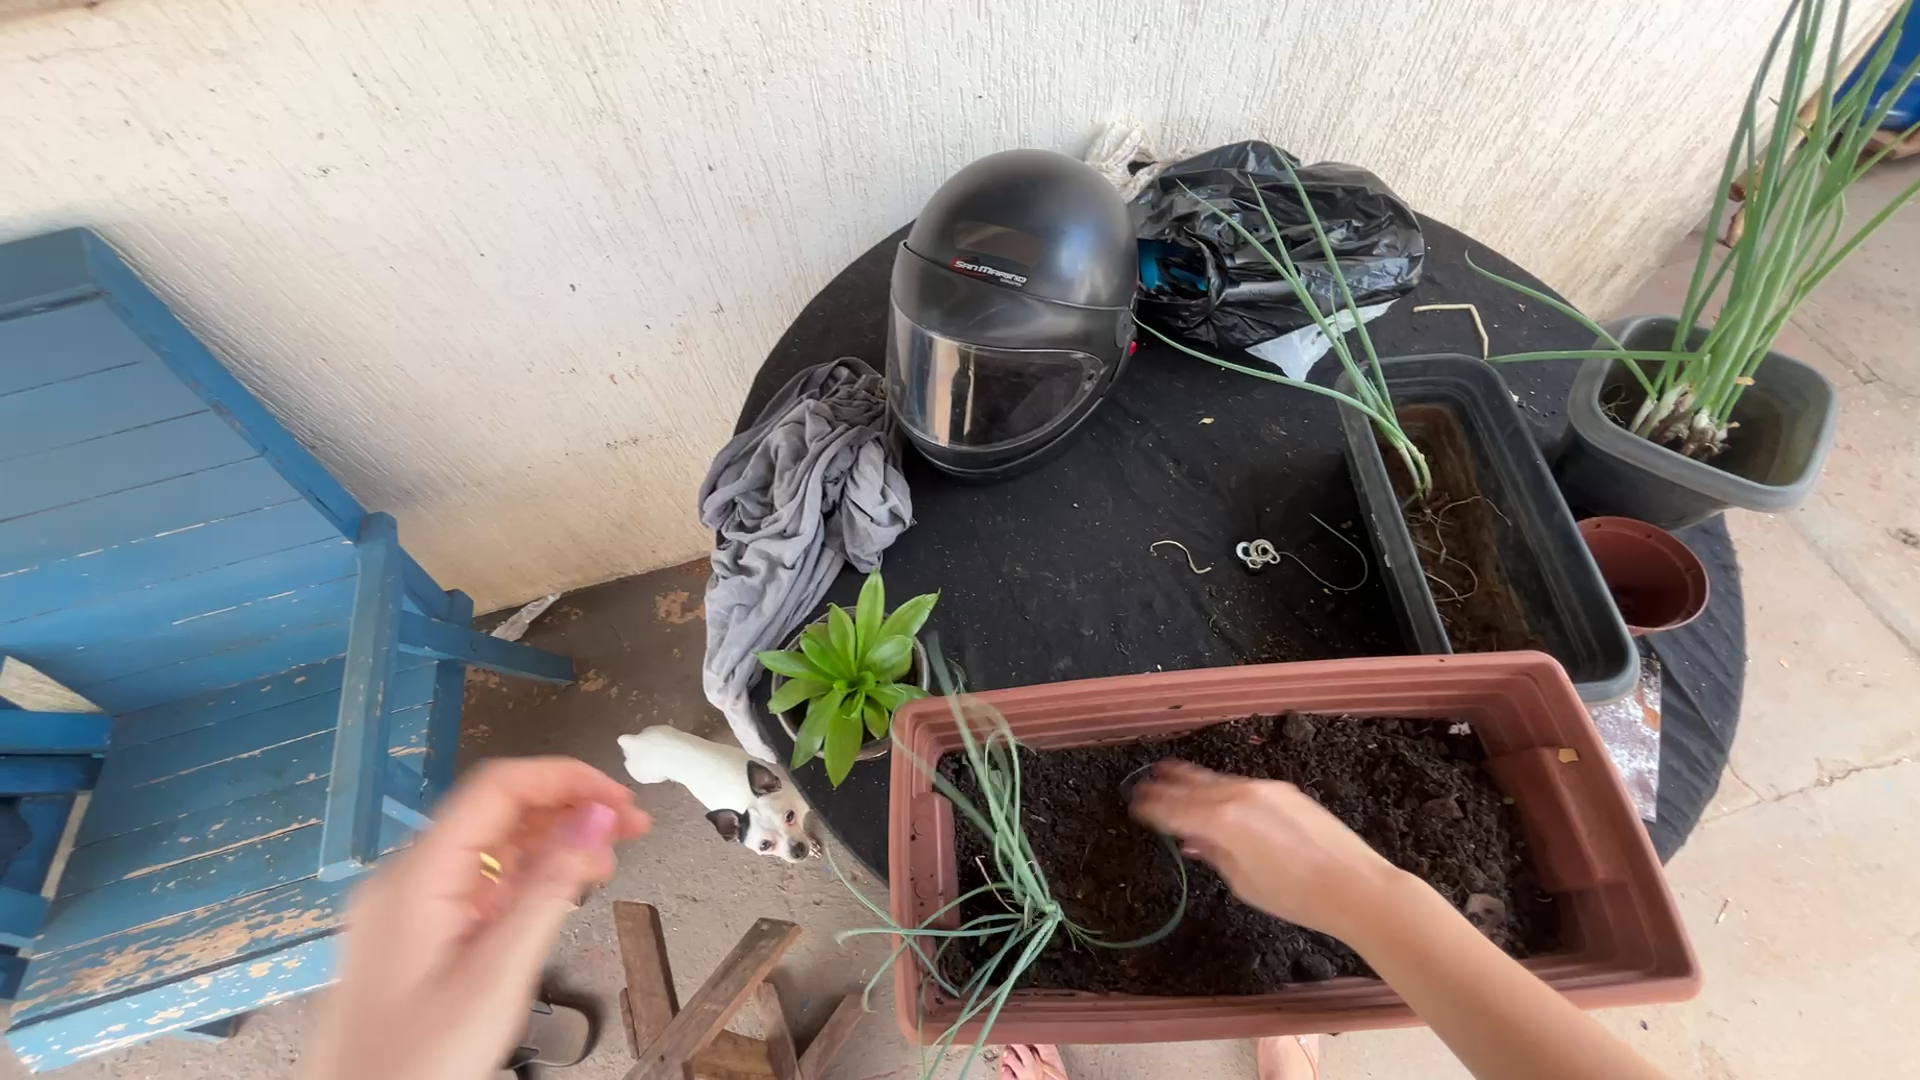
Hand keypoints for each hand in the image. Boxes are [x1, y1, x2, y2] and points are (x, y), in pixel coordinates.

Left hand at [304, 757, 650, 1079]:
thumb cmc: (422, 1066)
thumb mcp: (498, 975)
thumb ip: (550, 887)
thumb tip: (597, 817)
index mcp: (417, 877)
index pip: (499, 788)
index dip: (565, 778)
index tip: (619, 798)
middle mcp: (413, 876)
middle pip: (502, 809)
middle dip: (572, 805)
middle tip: (632, 823)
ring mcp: (419, 902)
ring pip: (501, 839)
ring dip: (562, 836)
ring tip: (614, 853)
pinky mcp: (430, 927)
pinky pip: (493, 875)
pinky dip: (540, 869)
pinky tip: (575, 880)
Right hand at [1129, 759, 1407, 938]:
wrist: (1356, 887)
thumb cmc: (1295, 896)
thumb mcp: (1242, 882)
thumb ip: (1212, 854)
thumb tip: (1191, 840)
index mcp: (1220, 821)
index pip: (1174, 809)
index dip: (1151, 807)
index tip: (1135, 804)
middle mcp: (1237, 796)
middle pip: (1190, 785)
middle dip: (1165, 785)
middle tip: (1143, 782)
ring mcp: (1261, 788)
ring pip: (1215, 779)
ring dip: (1190, 778)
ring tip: (1169, 772)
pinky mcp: (1282, 789)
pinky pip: (1239, 783)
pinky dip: (1218, 785)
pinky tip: (1214, 789)